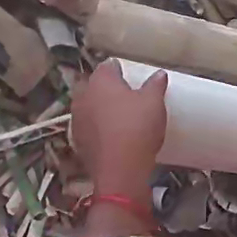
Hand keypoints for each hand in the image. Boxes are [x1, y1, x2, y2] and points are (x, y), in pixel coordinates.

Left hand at [70, 61, 167, 199]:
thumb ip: (155, 85)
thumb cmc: (137, 127)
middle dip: (104, 87)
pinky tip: (110, 134)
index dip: (118, 68)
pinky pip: (87, 126)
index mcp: (101, 80)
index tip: (128, 74)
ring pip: (87, 106)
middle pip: (93, 85)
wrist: (120, 170)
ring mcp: (77, 119)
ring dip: (98, 108)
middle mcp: (83, 95)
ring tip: (116, 114)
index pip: (107, 66)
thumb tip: (159, 73)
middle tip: (122, 94)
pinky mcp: (77, 141)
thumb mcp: (154, 102)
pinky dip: (96, 127)